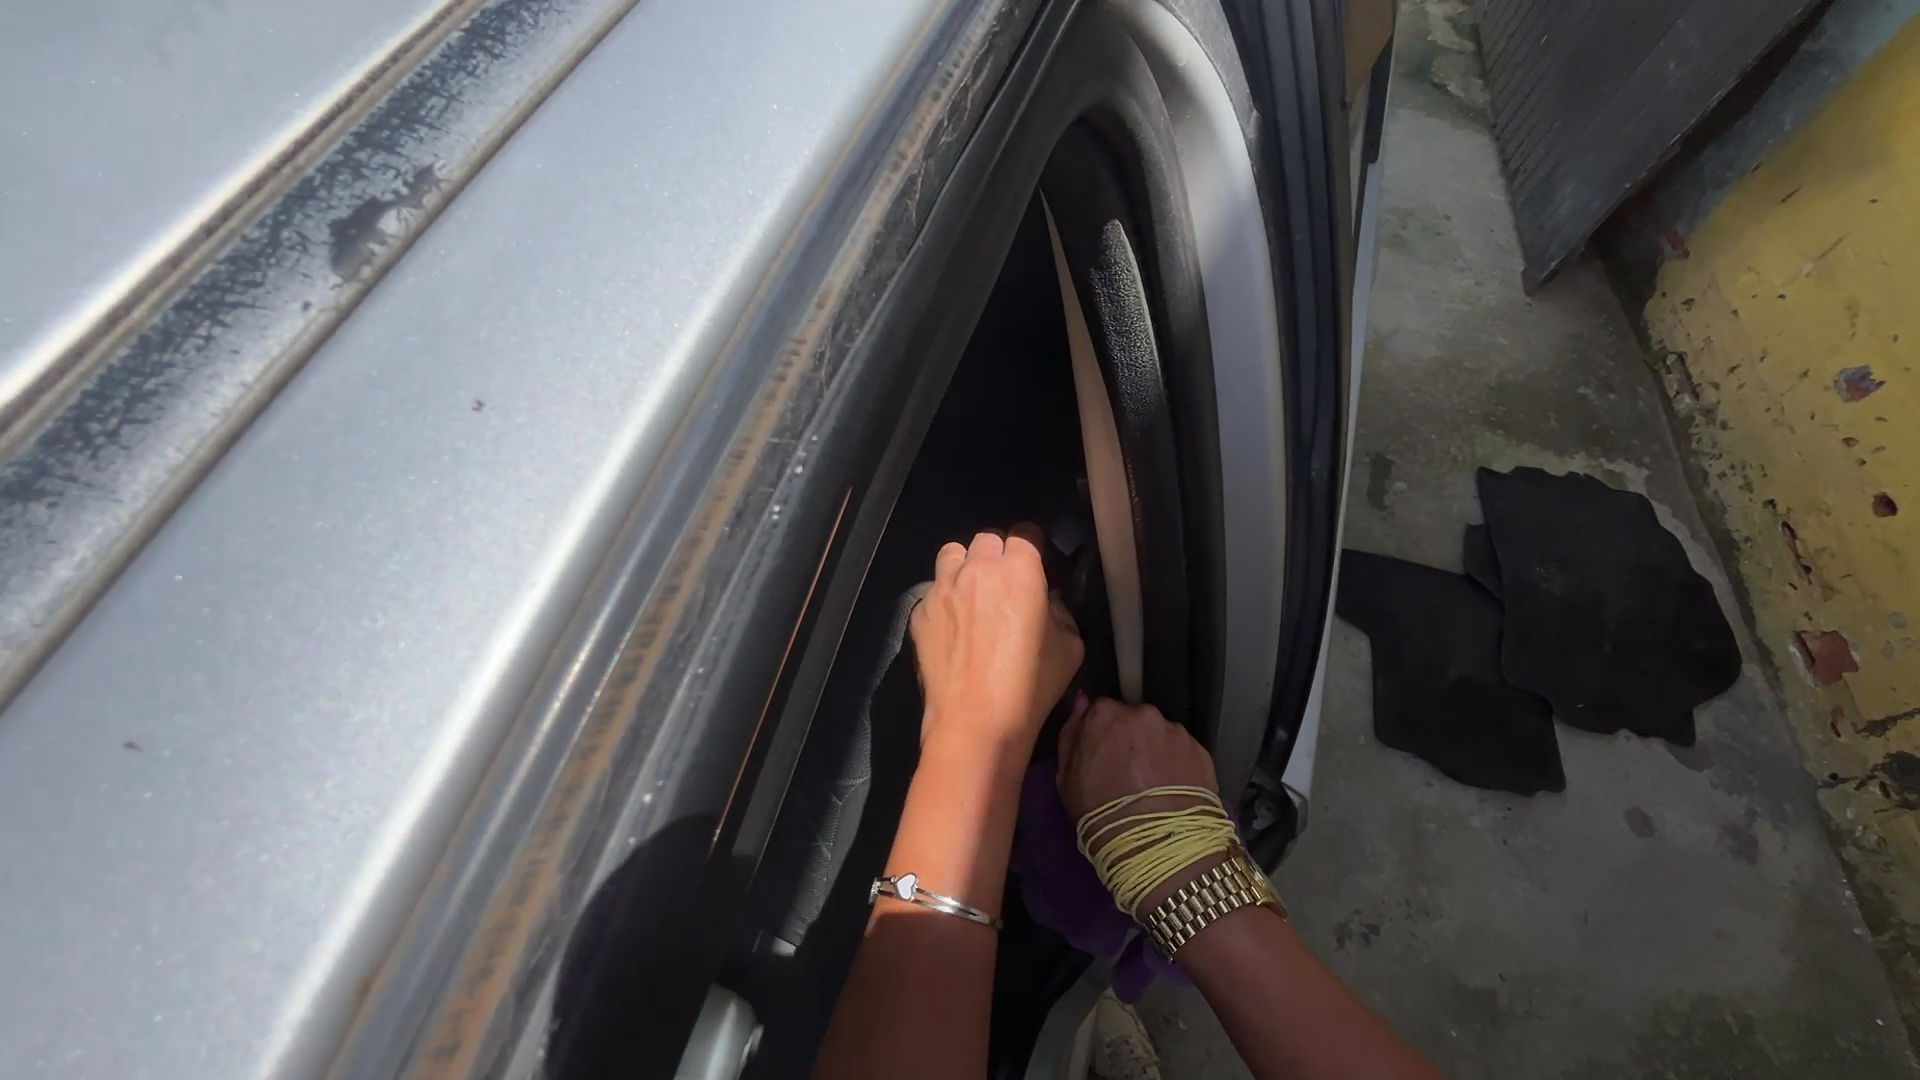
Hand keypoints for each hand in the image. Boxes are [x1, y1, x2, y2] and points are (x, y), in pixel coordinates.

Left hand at [910, 524, 1083, 764]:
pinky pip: (933, 591)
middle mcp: (977, 569)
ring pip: (952, 554)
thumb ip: (1060, 611)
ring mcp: (942, 588)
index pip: (1025, 533)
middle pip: (987, 540)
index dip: (1031, 547)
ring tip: (972, 594)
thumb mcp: (1070, 647)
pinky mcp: (919, 612)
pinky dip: (944, 600)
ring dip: (965, 566)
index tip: (1034, 564)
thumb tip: (1046, 600)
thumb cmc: (1030, 686)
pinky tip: (952, 628)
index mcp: (1019, 570)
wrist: (975, 722)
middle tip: (1005, 584)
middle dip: (998, 556)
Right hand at [1056, 696, 1226, 911]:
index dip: (1101, 733)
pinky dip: (1177, 765)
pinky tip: (1173, 791)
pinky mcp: (1201, 751)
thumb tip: (1081, 703)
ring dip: (1156, 751)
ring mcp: (1175, 731)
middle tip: (1128, 772)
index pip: (1101, 710)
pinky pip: (1183, 752)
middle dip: (1130, 739)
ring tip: (1154, 786)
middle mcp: (1143, 713)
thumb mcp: (1066, 777)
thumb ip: (1070, 733)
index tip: (1102, 755)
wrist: (1157, 846)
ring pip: (1160, 735)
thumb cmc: (1100, 812)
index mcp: (1106, 714)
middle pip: (1133, 719)